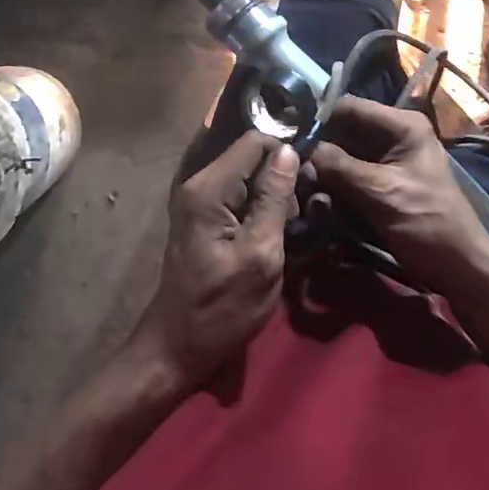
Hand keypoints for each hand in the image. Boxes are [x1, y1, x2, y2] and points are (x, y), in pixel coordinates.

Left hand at [132, 132, 298, 390]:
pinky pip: (238, 190)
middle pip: (250, 153)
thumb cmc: (222, 309)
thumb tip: (289, 150)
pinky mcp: (202, 213)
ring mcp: (197, 197)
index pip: (255, 141)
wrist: (177, 348)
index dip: (286, 153)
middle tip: (301, 211)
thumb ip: (274, 199)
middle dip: (281, 174)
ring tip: (289, 224)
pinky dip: (259, 201)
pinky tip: (272, 225)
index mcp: (209, 189)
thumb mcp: (260, 255)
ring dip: (272, 191)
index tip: (311, 180)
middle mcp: (197, 183)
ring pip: (247, 172)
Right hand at [308, 98, 488, 297]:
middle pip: (342, 134)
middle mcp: (392, 136)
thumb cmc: (427, 223)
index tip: (289, 140)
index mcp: (402, 125)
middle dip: (318, 157)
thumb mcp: (382, 192)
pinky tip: (322, 210)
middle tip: (298, 180)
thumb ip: (340, 168)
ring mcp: (386, 162)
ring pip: (341, 159)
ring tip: (311, 202)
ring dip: (324, 179)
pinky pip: (348, 180)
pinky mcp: (380, 185)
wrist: (459, 266)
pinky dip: (334, 192)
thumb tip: (300, 152)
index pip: (349, 107)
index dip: (318, 120)